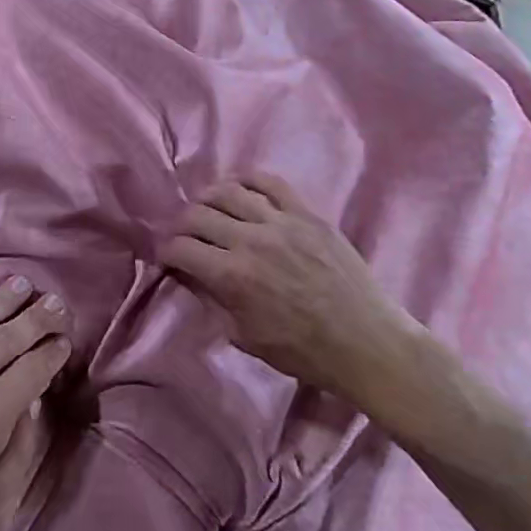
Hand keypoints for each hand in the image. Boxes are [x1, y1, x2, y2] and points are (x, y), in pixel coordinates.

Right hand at [158, 173, 422, 399]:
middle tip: (182, 235)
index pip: (180, 248)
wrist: (365, 342)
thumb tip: (189, 274)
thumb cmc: (302, 350)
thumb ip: (212, 301)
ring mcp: (280, 221)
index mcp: (232, 276)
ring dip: (207, 198)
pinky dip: (247, 179)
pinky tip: (238, 187)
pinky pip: (269, 182)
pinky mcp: (307, 213)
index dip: (165, 251)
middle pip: (197, 215)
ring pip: (228, 191)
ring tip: (205, 208)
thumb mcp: (244, 337)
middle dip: (179, 224)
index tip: (165, 256)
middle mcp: (250, 240)